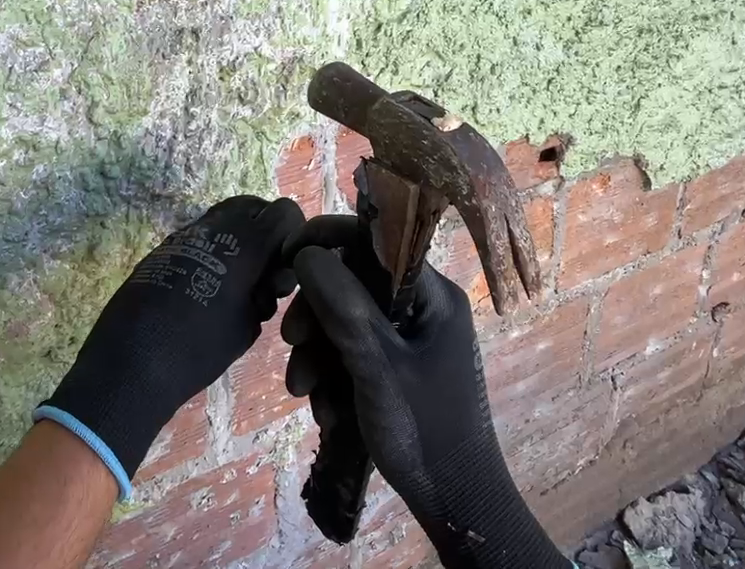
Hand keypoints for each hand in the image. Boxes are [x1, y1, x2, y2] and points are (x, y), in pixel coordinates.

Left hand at [37, 195, 303, 496]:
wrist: (133, 359)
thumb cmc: (200, 348)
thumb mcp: (248, 324)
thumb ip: (264, 292)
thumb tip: (264, 281)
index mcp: (245, 243)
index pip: (284, 212)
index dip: (293, 236)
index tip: (286, 267)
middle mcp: (216, 226)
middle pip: (253, 206)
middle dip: (265, 233)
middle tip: (264, 272)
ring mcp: (185, 232)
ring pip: (224, 217)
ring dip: (237, 240)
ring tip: (235, 282)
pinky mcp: (164, 245)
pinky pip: (199, 234)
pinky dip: (212, 250)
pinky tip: (205, 284)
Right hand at [283, 216, 569, 568]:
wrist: (457, 505)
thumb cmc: (425, 430)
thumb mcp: (378, 365)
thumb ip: (344, 306)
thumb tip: (306, 253)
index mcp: (432, 293)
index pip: (376, 240)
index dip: (328, 239)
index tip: (287, 257)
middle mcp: (421, 306)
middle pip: (352, 282)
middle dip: (315, 312)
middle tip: (291, 341)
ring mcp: (408, 338)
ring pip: (345, 320)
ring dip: (317, 352)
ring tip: (303, 392)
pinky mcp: (395, 367)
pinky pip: (351, 351)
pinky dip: (331, 374)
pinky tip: (325, 409)